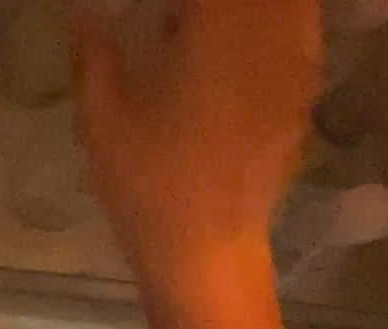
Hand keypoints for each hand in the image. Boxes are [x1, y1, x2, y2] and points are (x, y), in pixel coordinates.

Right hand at [73, 0, 321, 284]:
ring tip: (197, 28)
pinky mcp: (306, 83)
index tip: (150, 6)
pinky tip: (228, 50)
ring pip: (283, 2)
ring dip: (239, 10)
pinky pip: (297, 24)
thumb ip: (95, 61)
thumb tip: (81, 16)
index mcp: (219, 33)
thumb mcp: (104, 125)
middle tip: (172, 17)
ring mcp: (299, 55)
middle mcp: (272, 30)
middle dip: (205, 5)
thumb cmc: (146, 187)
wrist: (205, 244)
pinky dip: (265, 22)